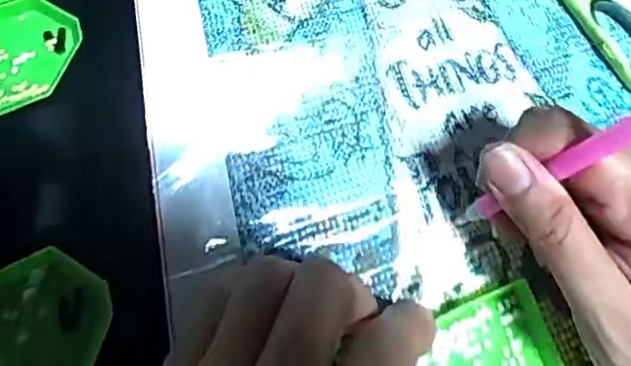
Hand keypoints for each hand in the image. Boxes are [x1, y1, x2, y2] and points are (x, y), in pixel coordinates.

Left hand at [167, 256, 434, 365]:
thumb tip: (400, 354)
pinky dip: (245, 295)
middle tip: (362, 321)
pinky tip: (262, 320)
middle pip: (321, 288)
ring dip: (298, 285)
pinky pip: (214, 299)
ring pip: (265, 276)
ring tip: (309, 315)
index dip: (410, 326)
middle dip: (353, 293)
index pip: (379, 351)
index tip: (416, 323)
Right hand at [477, 107, 630, 365]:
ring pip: (568, 155)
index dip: (523, 155)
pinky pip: (582, 178)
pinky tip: (555, 244)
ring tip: (534, 249)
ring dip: (537, 193)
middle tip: (512, 237)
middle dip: (526, 175)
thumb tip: (496, 155)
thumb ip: (557, 235)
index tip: (493, 205)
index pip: (573, 135)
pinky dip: (555, 205)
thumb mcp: (614, 320)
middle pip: (567, 138)